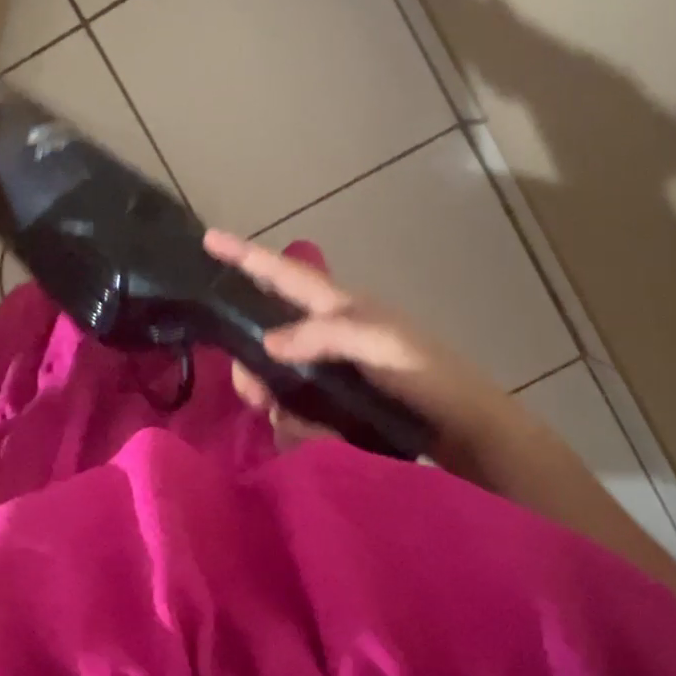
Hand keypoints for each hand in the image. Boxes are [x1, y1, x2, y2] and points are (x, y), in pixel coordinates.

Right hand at [203, 230, 524, 460]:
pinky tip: (311, 437)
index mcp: (340, 307)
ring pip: (274, 379)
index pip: (283, 273)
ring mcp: (328, 372)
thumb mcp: (383, 346)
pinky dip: (295, 425)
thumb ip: (326, 335)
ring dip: (276, 402)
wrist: (469, 434)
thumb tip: (267, 342)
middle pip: (265, 337)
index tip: (207, 238)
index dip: (245, 255)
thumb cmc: (430, 377)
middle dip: (252, 365)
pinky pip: (292, 410)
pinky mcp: (333, 406)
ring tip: (298, 424)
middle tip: (256, 395)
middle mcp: (326, 334)